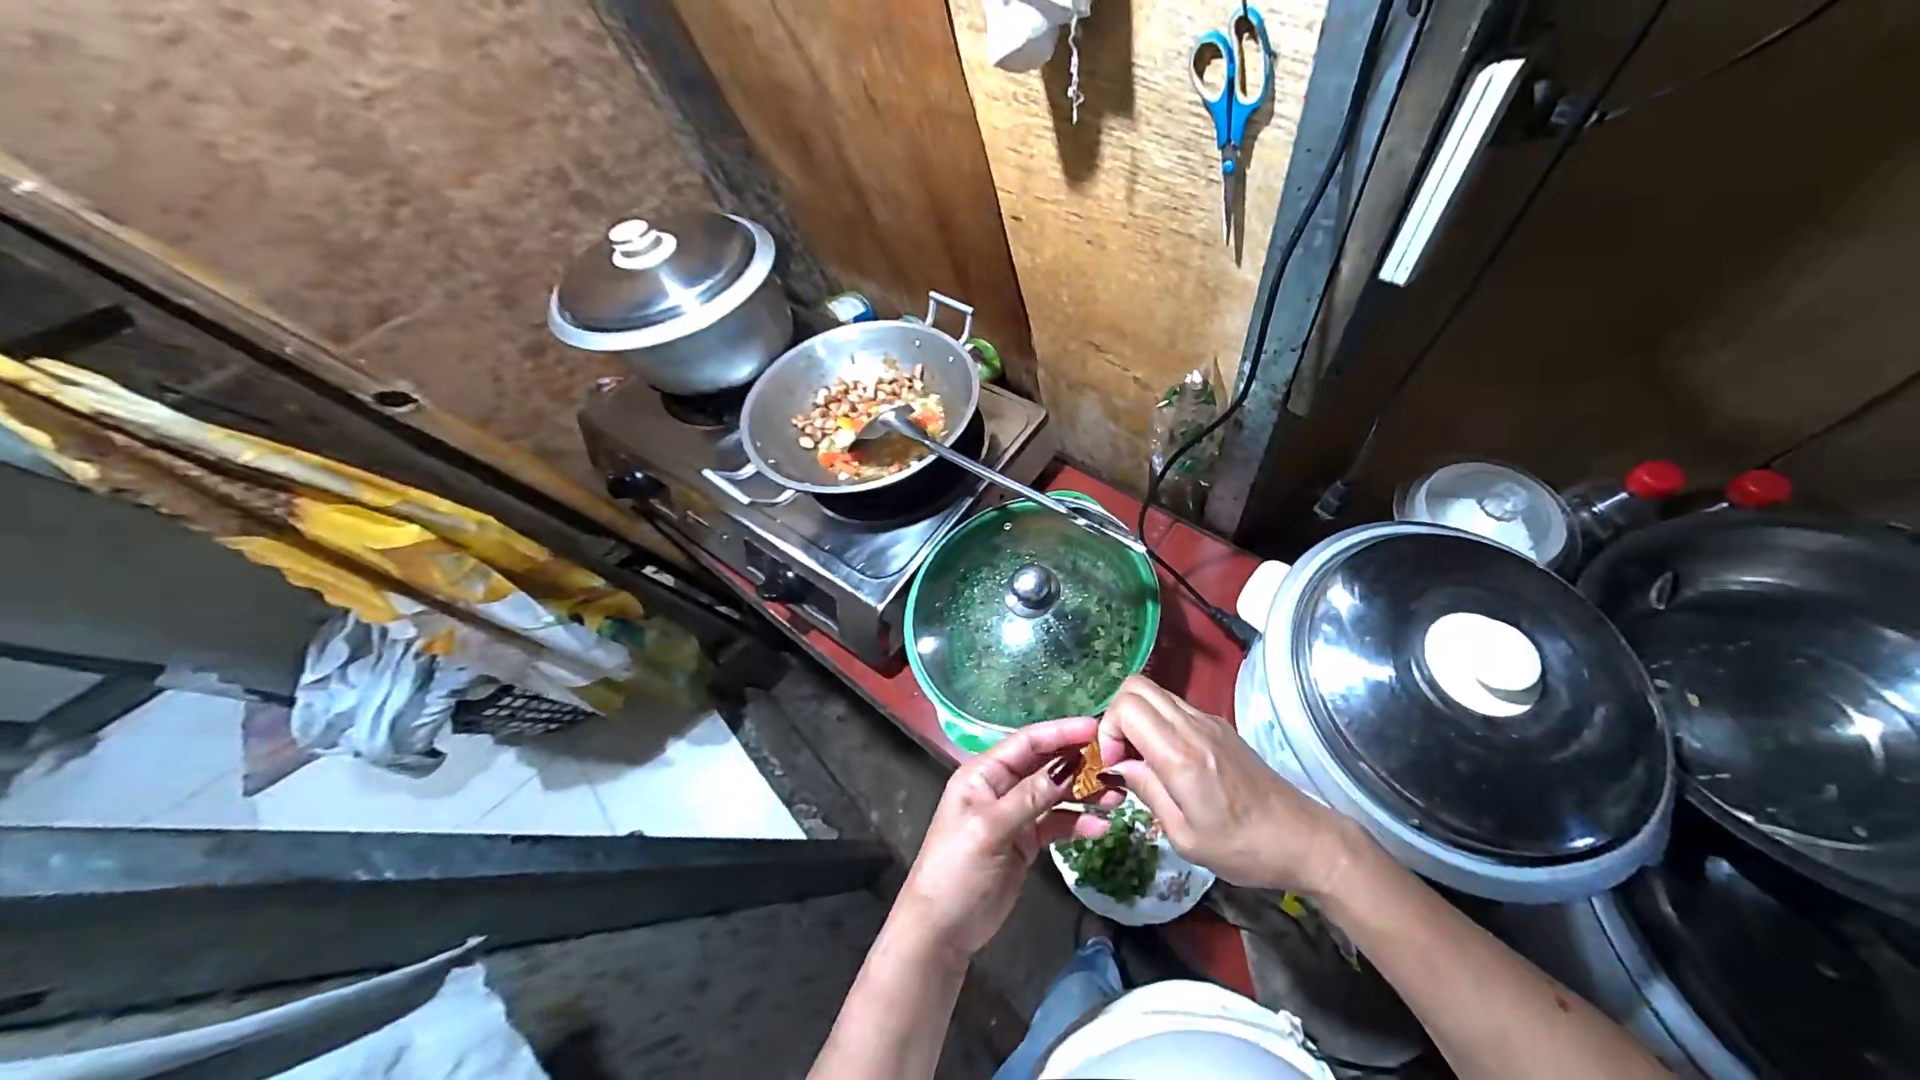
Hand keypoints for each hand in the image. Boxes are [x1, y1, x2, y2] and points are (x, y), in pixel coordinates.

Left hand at [895, 716, 1099, 959]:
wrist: (942, 929)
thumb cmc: (956, 869)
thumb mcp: (992, 828)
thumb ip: (1030, 797)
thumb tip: (1070, 766)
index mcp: (983, 773)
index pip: (1028, 742)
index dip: (1061, 733)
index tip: (1097, 728)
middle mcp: (1000, 787)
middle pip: (1045, 765)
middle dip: (1080, 763)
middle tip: (1118, 763)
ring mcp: (1014, 814)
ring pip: (1055, 794)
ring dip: (1085, 793)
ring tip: (1118, 796)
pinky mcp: (1025, 841)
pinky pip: (1056, 823)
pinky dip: (1077, 823)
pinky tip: (1099, 828)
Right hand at [1091, 675, 1362, 897]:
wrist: (1304, 839)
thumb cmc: (1243, 848)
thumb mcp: (1184, 836)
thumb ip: (1147, 791)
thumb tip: (1118, 765)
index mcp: (1182, 755)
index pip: (1127, 706)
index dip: (1108, 729)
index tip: (1114, 764)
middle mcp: (1194, 727)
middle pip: (1135, 686)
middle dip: (1116, 716)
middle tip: (1122, 755)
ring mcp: (1209, 722)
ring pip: (1154, 692)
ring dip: (1137, 718)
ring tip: (1142, 759)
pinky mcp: (1220, 726)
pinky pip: (1174, 706)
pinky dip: (1157, 722)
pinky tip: (1166, 760)